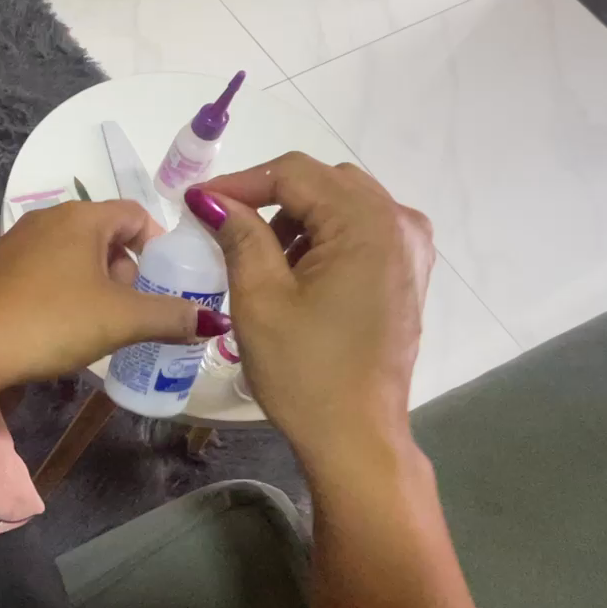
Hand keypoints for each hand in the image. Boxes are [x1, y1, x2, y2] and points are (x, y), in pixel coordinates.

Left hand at [0, 199, 227, 386]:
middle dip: (126, 272)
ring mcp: (17, 242)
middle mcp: (47, 218)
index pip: (136, 215)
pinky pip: (47, 271)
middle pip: (106, 235)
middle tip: (129, 312)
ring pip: (75, 256)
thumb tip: (212, 320)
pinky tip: (60, 327)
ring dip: (96, 286)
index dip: (159, 247)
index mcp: (81, 216)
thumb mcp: (121, 321)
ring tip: (97, 325)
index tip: (165, 285)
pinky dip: (65, 292)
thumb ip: (171, 317)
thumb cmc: (52, 323)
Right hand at [185, 153, 434, 467]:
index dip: (240, 181)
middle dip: (269, 198)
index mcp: (368, 224)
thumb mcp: (259, 299)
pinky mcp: (404, 274)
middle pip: (324, 182)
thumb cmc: (303, 370)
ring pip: (341, 205)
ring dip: (294, 219)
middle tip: (222, 229)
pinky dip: (319, 239)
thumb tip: (211, 198)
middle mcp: (400, 223)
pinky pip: (358, 233)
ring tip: (255, 258)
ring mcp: (410, 249)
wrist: (353, 434)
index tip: (196, 202)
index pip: (296, 174)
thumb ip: (239, 236)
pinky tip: (291, 274)